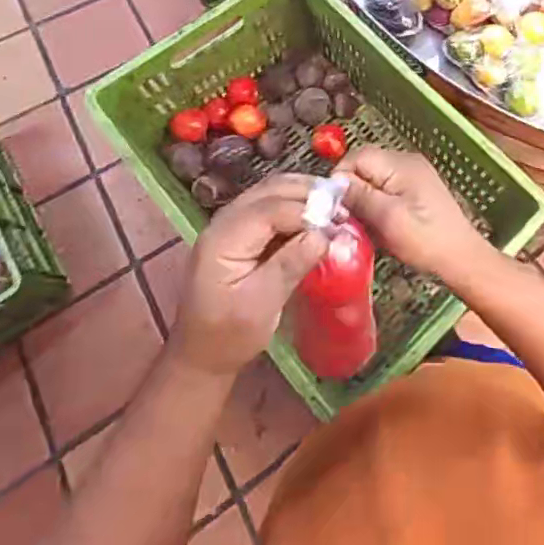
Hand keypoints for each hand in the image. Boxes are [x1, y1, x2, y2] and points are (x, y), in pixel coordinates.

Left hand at [171, 176, 328, 376]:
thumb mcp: (261, 305)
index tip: (339, 221)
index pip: (270, 209)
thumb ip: (290, 264)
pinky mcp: (241, 233)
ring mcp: (231, 225)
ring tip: (335, 206)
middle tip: (342, 205)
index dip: (307, 210)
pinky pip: (270, 207)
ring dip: (303, 195)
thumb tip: (324, 235)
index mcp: (223, 240)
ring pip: (271, 193)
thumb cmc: (229, 335)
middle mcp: (224, 223)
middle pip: (269, 190)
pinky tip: (317, 216)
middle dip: (308, 192)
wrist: (201, 354)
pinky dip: (296, 205)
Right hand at [333, 147, 494, 282]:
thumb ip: (359, 196)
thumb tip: (332, 182)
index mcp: (401, 164)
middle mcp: (406, 162)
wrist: (462, 259)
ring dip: (364, 200)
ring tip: (365, 225)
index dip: (341, 179)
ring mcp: (413, 175)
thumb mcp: (387, 218)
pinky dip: (376, 205)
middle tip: (348, 219)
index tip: (336, 207)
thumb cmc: (426, 240)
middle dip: (351, 191)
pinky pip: (385, 189)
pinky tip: (380, 225)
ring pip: (373, 180)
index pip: (356, 156)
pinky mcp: (416, 190)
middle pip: (364, 167)